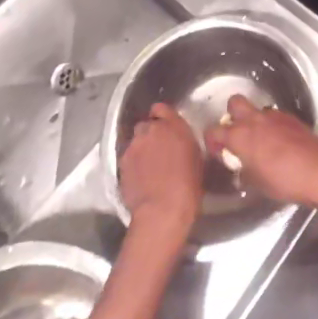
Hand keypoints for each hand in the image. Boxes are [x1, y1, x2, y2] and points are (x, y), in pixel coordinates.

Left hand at [120, 104, 202, 243]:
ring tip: (149, 166)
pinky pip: (128, 157)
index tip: (166, 126)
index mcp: (173, 126)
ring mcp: (133, 146)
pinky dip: (134, 163)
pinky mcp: (122, 163)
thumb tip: (177, 141)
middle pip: (146, 125)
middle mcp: (150, 130)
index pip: (161, 108)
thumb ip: (183, 141)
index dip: (162, 116)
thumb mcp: (196, 157)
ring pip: (136, 142)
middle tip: (160, 150)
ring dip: (142, 149)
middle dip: (151, 134)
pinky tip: (141, 177)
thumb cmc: (189, 186)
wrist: (163, 209)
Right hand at [206, 96, 317, 207]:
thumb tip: (242, 167)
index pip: (214, 130)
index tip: (217, 152)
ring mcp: (274, 116)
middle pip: (235, 103)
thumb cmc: (283, 180)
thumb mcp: (257, 183)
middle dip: (232, 115)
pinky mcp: (291, 118)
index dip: (212, 141)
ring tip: (261, 141)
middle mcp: (254, 120)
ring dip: (255, 121)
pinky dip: (272, 126)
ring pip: (257, 110)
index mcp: (239, 136)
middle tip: (236, 133)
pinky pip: (275, 117)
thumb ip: (244, 170)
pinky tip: (280, 143)